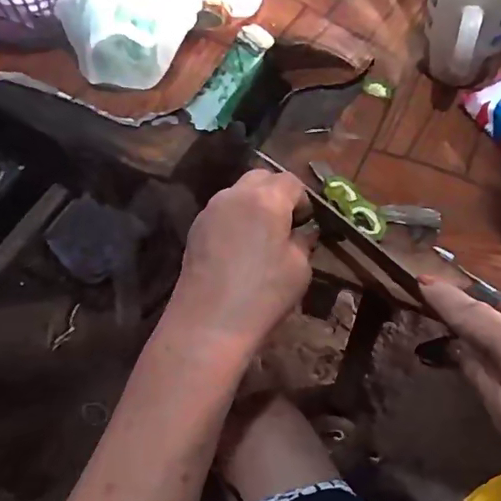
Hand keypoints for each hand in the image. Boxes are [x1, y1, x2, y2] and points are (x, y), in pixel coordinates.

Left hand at [168, 170, 314, 348]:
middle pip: (260, 178)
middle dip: (276, 194)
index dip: (302, 200)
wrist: (208, 323)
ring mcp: (210, 210)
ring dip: (253, 206)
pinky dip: (235, 220)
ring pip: (238, 193)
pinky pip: (222, 212)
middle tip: (285, 225)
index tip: (305, 224)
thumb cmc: (263, 295)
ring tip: (261, 239)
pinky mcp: (195, 229)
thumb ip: (303, 241)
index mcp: (266, 200)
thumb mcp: (299, 269)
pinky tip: (238, 250)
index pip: (290, 181)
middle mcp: (234, 195)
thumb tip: (303, 232)